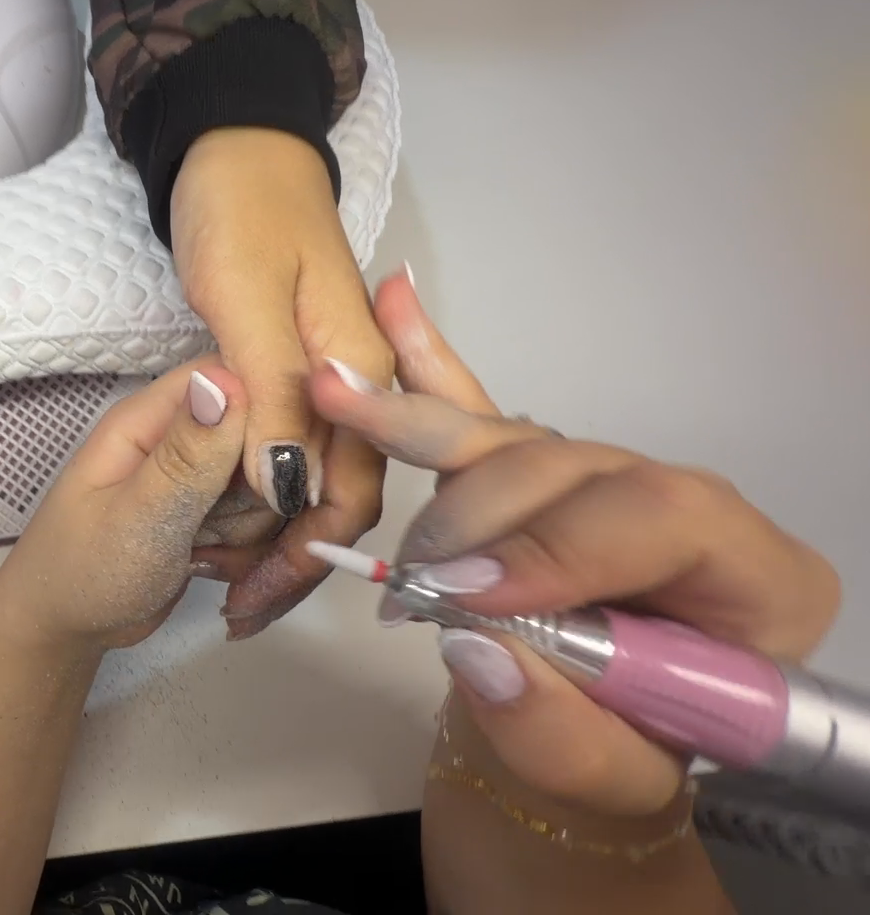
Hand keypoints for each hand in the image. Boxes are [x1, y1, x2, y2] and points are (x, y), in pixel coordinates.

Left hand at [0, 363, 249, 653]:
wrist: (66, 627)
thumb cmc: (84, 570)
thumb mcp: (138, 516)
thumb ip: (188, 455)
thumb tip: (229, 378)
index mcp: (149, 417)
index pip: (236, 376)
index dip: (273, 418)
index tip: (272, 478)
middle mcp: (177, 435)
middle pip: (267, 435)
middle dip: (264, 495)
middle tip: (219, 532)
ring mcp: (197, 474)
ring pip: (273, 485)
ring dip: (254, 532)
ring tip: (201, 555)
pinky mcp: (211, 510)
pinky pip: (264, 519)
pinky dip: (250, 551)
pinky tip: (210, 568)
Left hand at [173, 129, 392, 637]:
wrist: (226, 151)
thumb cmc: (237, 214)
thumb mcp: (244, 301)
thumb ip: (269, 390)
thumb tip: (285, 485)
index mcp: (349, 365)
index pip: (346, 479)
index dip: (309, 544)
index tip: (261, 592)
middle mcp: (343, 378)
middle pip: (330, 490)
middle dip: (288, 555)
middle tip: (237, 607)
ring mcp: (312, 373)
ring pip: (303, 476)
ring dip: (267, 534)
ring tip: (224, 584)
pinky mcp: (280, 368)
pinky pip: (278, 445)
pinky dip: (250, 491)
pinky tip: (218, 523)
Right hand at [310, 270, 841, 817]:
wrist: (575, 728)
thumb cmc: (605, 752)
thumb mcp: (602, 772)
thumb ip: (554, 726)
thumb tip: (472, 643)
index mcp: (741, 571)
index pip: (655, 517)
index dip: (551, 544)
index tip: (458, 594)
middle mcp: (662, 501)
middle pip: (558, 465)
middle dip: (467, 518)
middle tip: (405, 582)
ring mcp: (582, 475)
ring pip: (495, 433)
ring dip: (404, 420)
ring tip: (333, 393)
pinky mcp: (512, 472)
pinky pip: (465, 410)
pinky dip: (421, 363)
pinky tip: (391, 300)